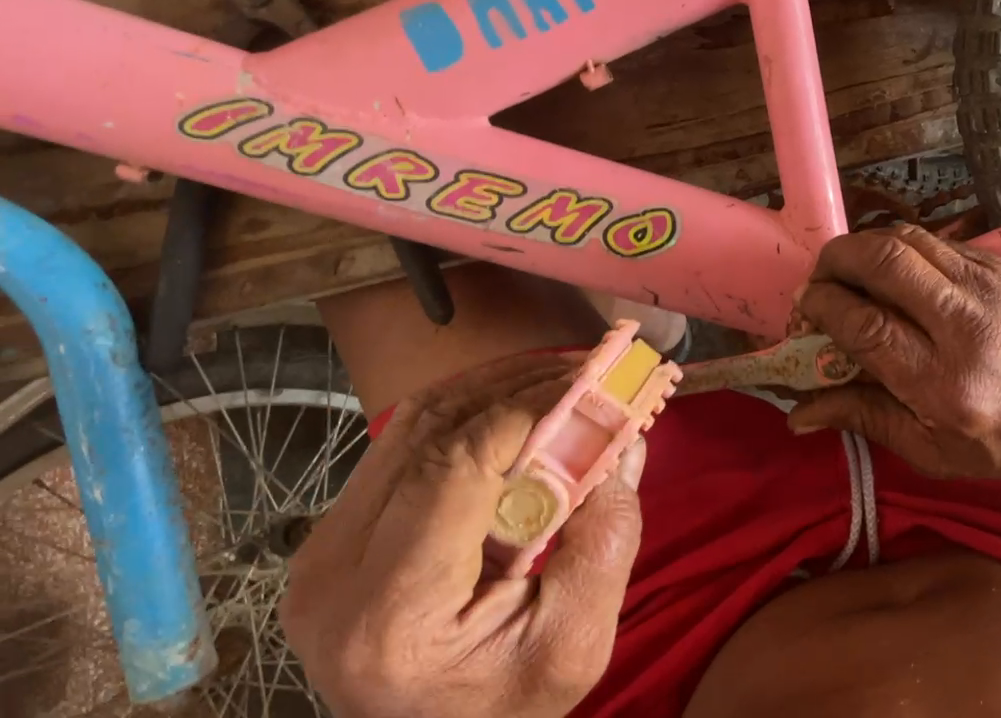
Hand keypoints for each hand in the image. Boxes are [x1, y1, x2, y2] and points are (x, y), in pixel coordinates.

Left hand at [281, 353, 644, 717]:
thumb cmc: (506, 706)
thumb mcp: (576, 643)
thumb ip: (604, 543)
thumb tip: (625, 440)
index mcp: (389, 612)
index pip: (454, 467)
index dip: (528, 409)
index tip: (595, 382)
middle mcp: (333, 572)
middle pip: (431, 434)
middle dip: (522, 386)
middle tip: (594, 367)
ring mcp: (324, 548)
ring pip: (414, 424)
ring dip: (496, 387)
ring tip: (566, 374)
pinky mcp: (338, 532)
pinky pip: (406, 441)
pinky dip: (471, 407)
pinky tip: (524, 401)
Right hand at [787, 226, 1000, 480]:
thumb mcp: (937, 453)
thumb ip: (866, 420)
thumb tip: (798, 412)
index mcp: (945, 383)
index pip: (865, 324)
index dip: (823, 307)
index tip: (805, 311)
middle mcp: (965, 323)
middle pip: (882, 260)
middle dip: (835, 260)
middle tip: (820, 281)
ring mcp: (988, 284)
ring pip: (908, 238)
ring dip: (865, 247)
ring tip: (850, 273)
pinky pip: (937, 242)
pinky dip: (903, 250)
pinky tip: (896, 276)